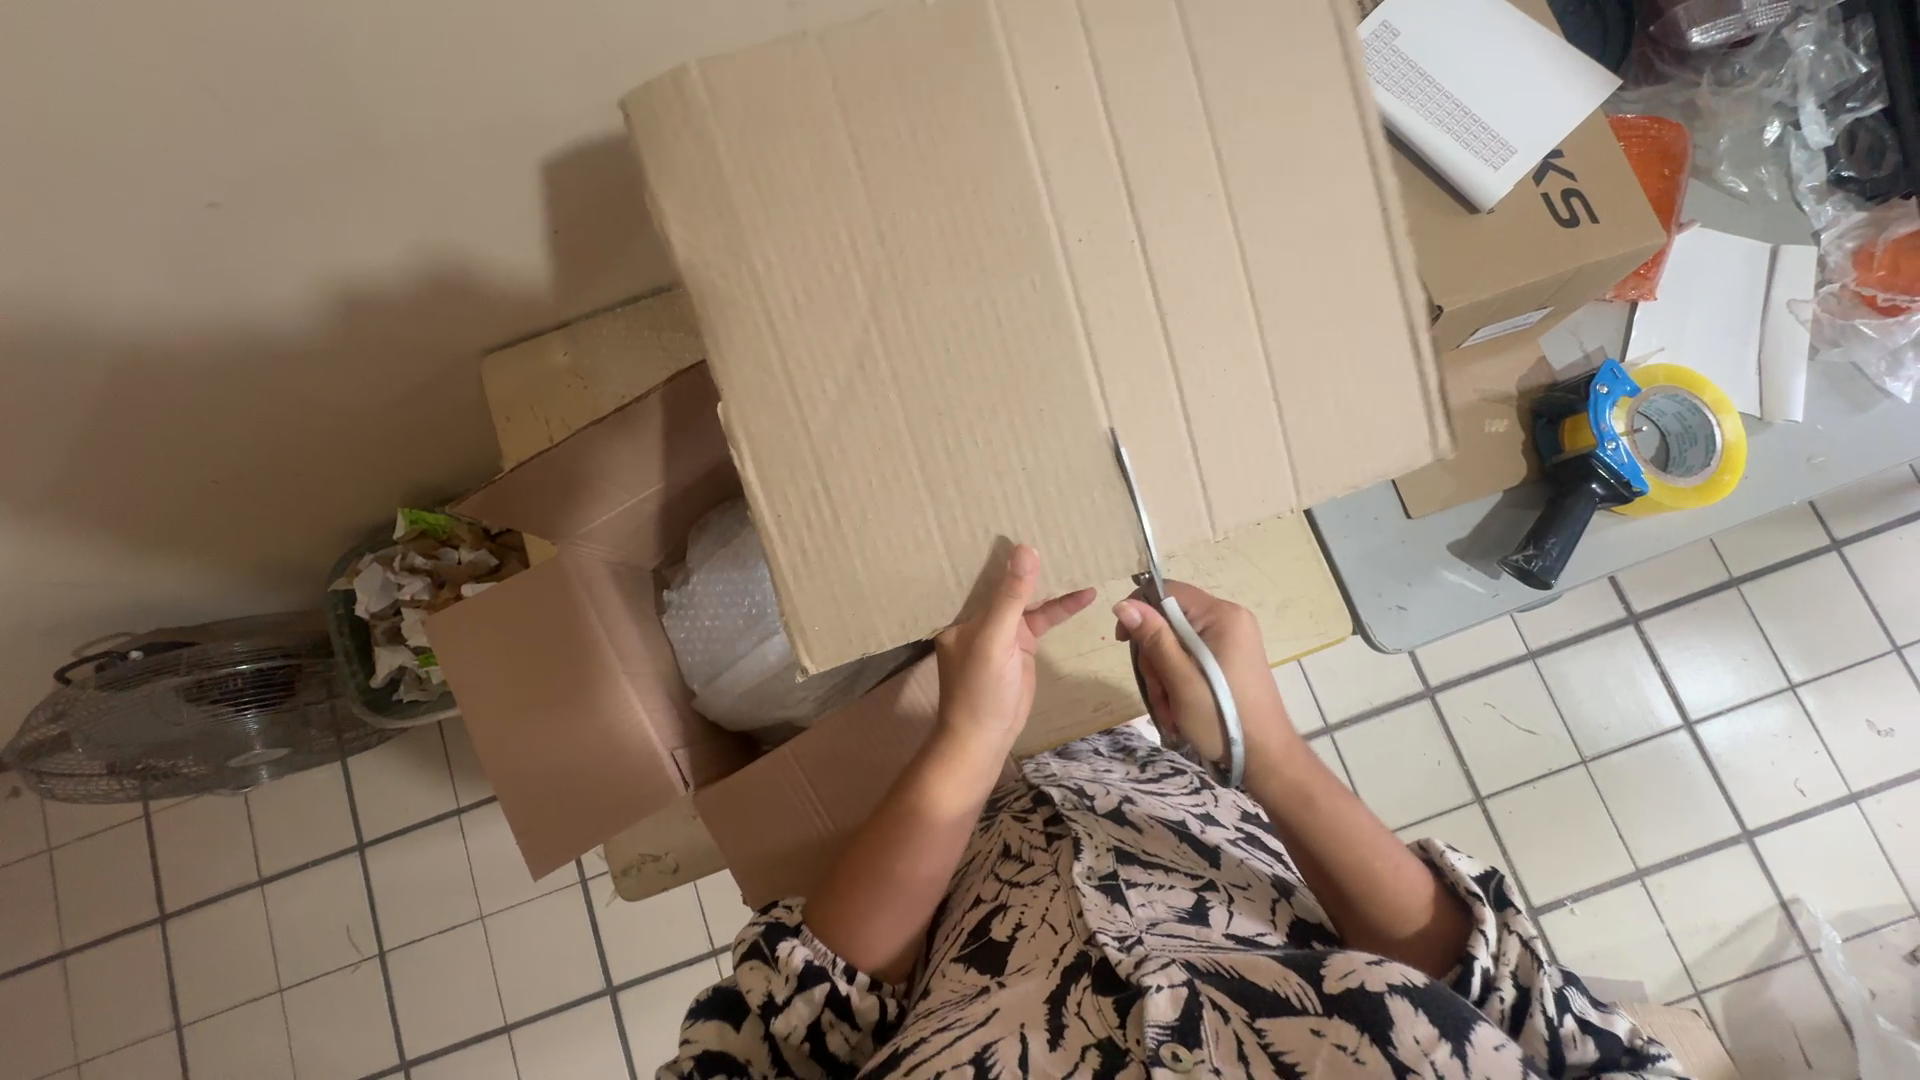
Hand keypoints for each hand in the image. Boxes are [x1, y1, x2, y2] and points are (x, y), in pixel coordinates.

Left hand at [935, 545, 1095, 751]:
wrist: (985, 737)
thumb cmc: (979, 688)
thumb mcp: (996, 638)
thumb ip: (1011, 596)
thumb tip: (1025, 549)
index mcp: (960, 610)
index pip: (978, 569)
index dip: (996, 546)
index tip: (1017, 513)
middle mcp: (979, 614)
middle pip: (1006, 580)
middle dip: (1027, 559)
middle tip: (1055, 525)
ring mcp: (1003, 629)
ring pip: (1028, 598)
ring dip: (1051, 582)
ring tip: (1078, 553)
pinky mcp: (1021, 644)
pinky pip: (1043, 618)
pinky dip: (1062, 607)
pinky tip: (1085, 594)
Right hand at [1113, 582, 1293, 769]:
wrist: (1265, 756)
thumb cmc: (1222, 717)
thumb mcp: (1181, 679)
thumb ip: (1153, 638)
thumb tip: (1123, 604)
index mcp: (1222, 616)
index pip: (1168, 591)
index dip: (1139, 610)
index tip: (1122, 642)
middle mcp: (1228, 619)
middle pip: (1169, 621)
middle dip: (1155, 659)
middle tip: (1160, 694)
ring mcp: (1229, 639)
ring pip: (1174, 643)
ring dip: (1164, 676)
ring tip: (1170, 710)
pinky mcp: (1227, 657)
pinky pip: (1189, 656)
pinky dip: (1177, 680)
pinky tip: (1179, 708)